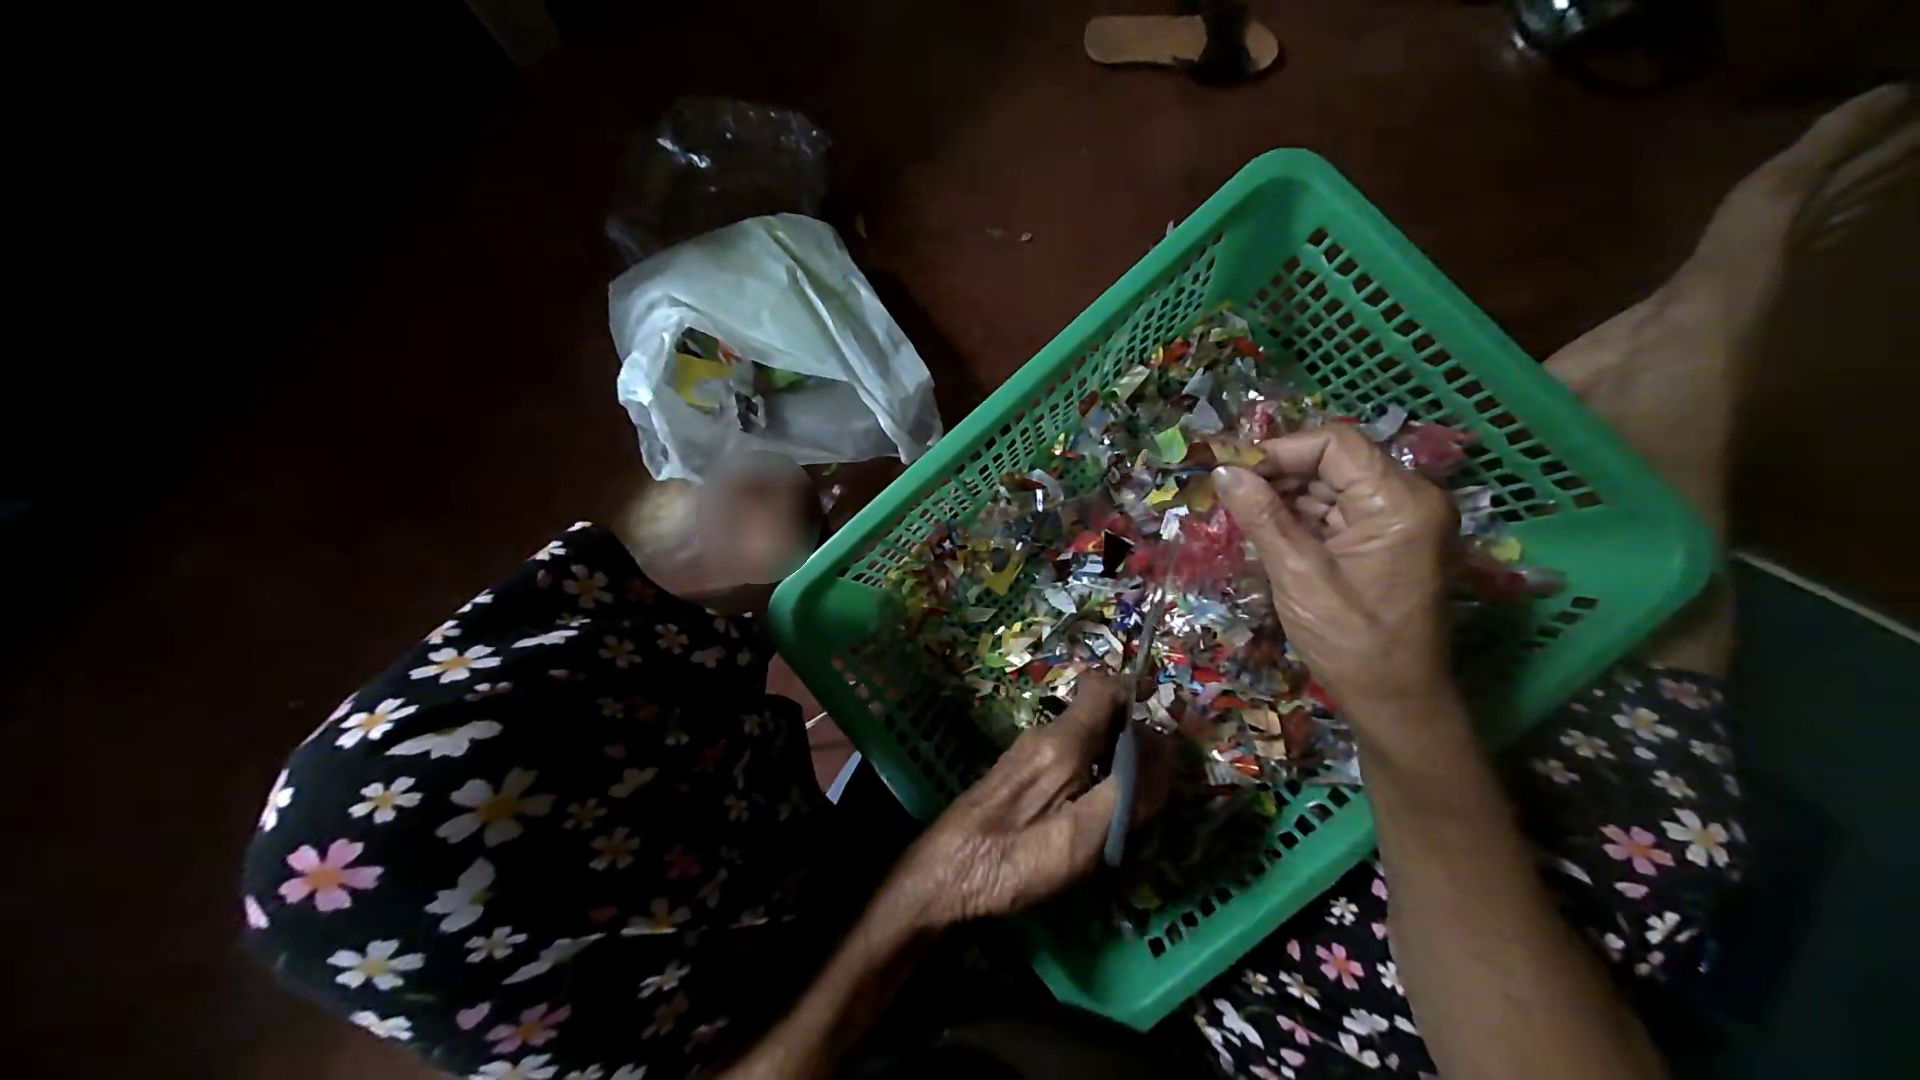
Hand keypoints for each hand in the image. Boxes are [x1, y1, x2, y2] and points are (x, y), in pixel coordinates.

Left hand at [883, 673, 1166, 926]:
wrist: (942, 875)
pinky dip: (1092, 767)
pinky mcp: (1017, 772)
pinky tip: (1097, 805)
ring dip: (1114, 751)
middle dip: (1133, 730)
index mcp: (1062, 741)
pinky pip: (1066, 753)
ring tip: (1137, 793)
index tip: (1166, 713)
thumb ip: (1128, 794)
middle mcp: (1043, 734)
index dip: (1137, 690)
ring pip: (1083, 734)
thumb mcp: (1083, 836)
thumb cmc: (1013, 860)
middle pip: (1097, 712)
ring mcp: (1026, 751)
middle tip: (1161, 771)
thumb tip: (1164, 749)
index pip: (1104, 687)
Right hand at [1213, 426, 1457, 715]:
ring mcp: (1400, 519)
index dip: (1280, 450)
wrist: (1396, 701)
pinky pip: (1337, 510)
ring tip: (1241, 514)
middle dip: (1279, 473)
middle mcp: (1409, 499)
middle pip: (1334, 460)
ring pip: (1332, 484)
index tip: (1234, 473)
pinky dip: (1300, 516)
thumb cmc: (1351, 643)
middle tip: (1230, 494)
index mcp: (1399, 502)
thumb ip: (1263, 517)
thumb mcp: (1298, 576)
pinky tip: (1267, 530)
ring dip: (1285, 495)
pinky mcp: (1387, 539)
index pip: (1336, 443)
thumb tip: (1224, 471)